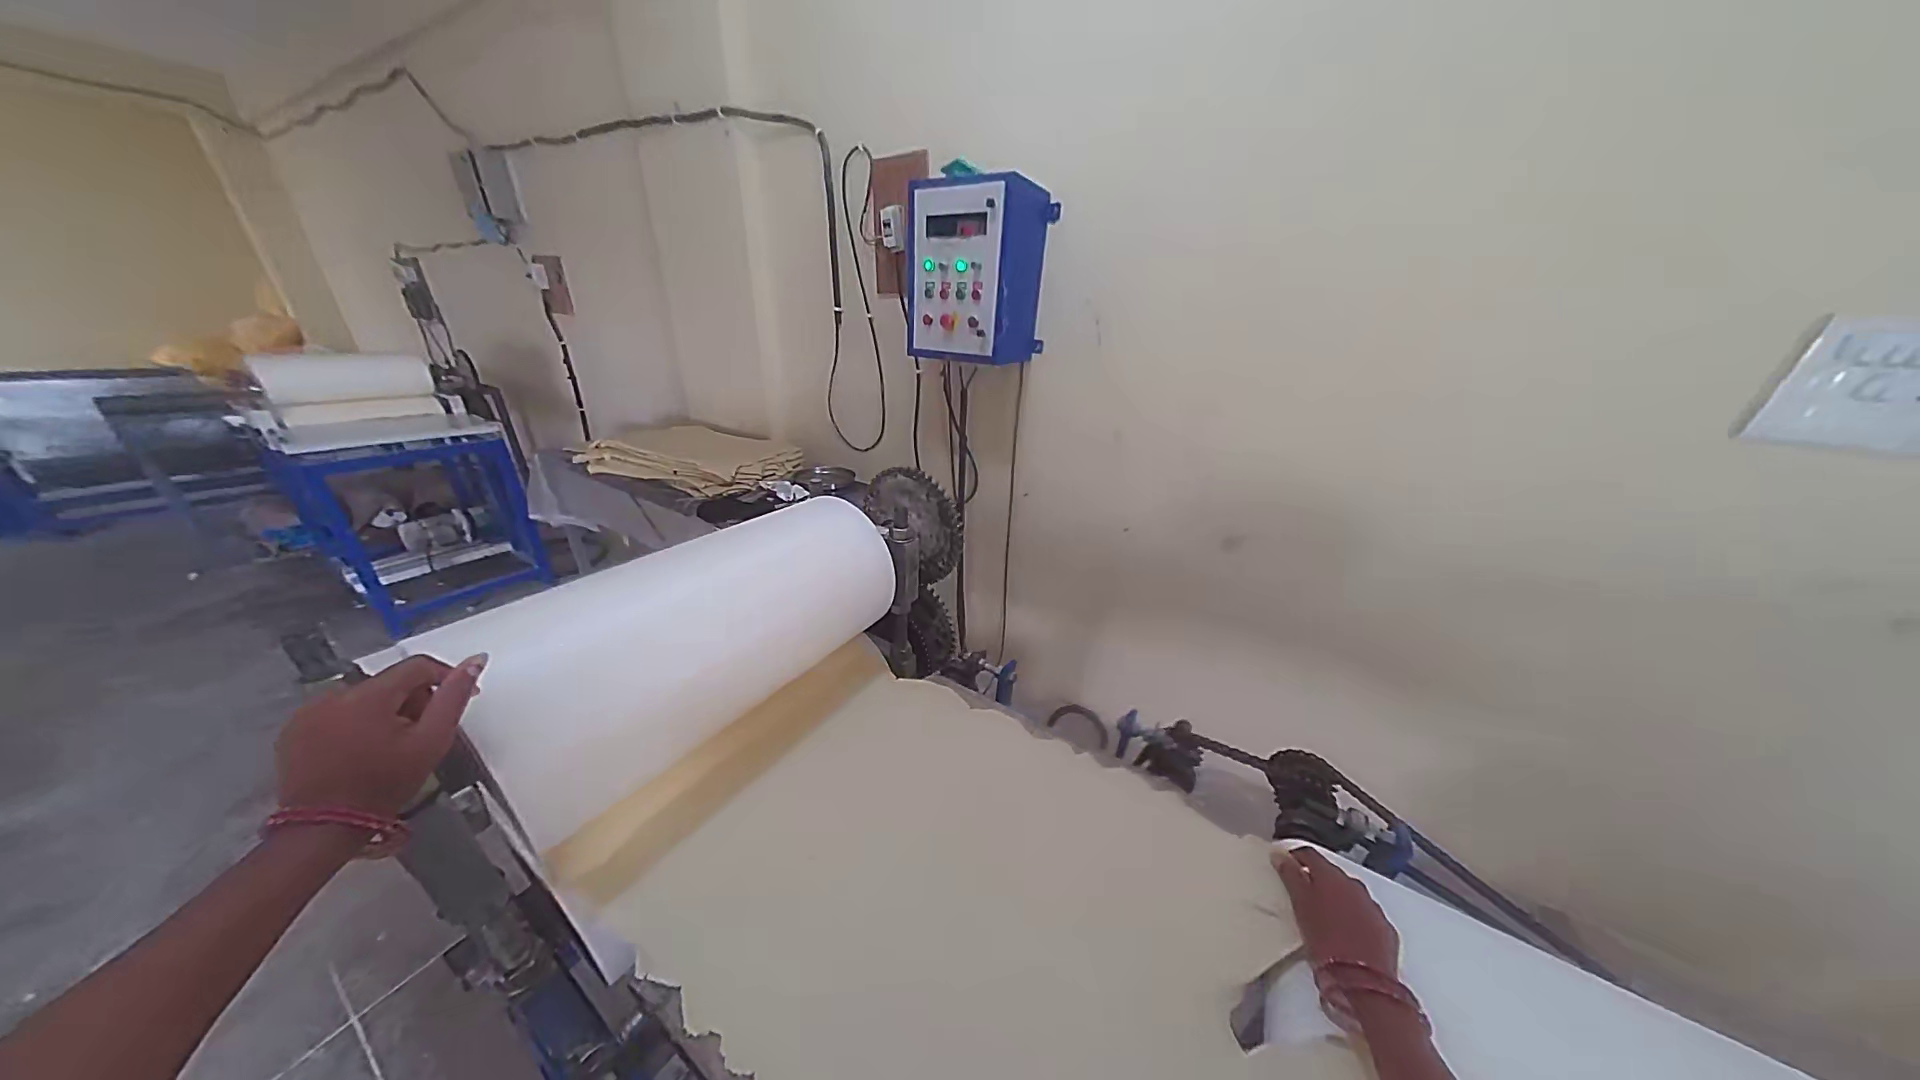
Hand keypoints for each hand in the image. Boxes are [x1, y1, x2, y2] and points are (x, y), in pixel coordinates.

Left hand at [275, 654, 485, 816]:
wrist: (325, 828)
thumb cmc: (385, 783)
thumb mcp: (432, 739)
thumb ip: (454, 695)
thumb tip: (475, 661)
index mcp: (367, 696)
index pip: (417, 666)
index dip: (445, 676)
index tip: (460, 696)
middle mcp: (332, 697)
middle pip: (390, 682)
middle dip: (413, 700)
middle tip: (422, 732)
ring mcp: (307, 714)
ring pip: (365, 697)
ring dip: (386, 711)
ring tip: (393, 744)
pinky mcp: (293, 731)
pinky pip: (338, 712)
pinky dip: (357, 722)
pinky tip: (364, 748)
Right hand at [1274, 845, 1399, 975]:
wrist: (1362, 983)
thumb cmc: (1324, 940)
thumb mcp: (1299, 905)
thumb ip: (1290, 876)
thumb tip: (1280, 855)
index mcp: (1331, 877)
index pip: (1309, 854)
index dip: (1294, 855)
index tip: (1284, 861)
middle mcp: (1355, 887)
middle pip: (1331, 874)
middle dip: (1317, 879)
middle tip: (1301, 891)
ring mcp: (1373, 908)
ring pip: (1350, 895)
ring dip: (1337, 899)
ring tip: (1323, 914)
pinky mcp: (1386, 931)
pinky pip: (1366, 915)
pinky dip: (1354, 917)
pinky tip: (1345, 931)